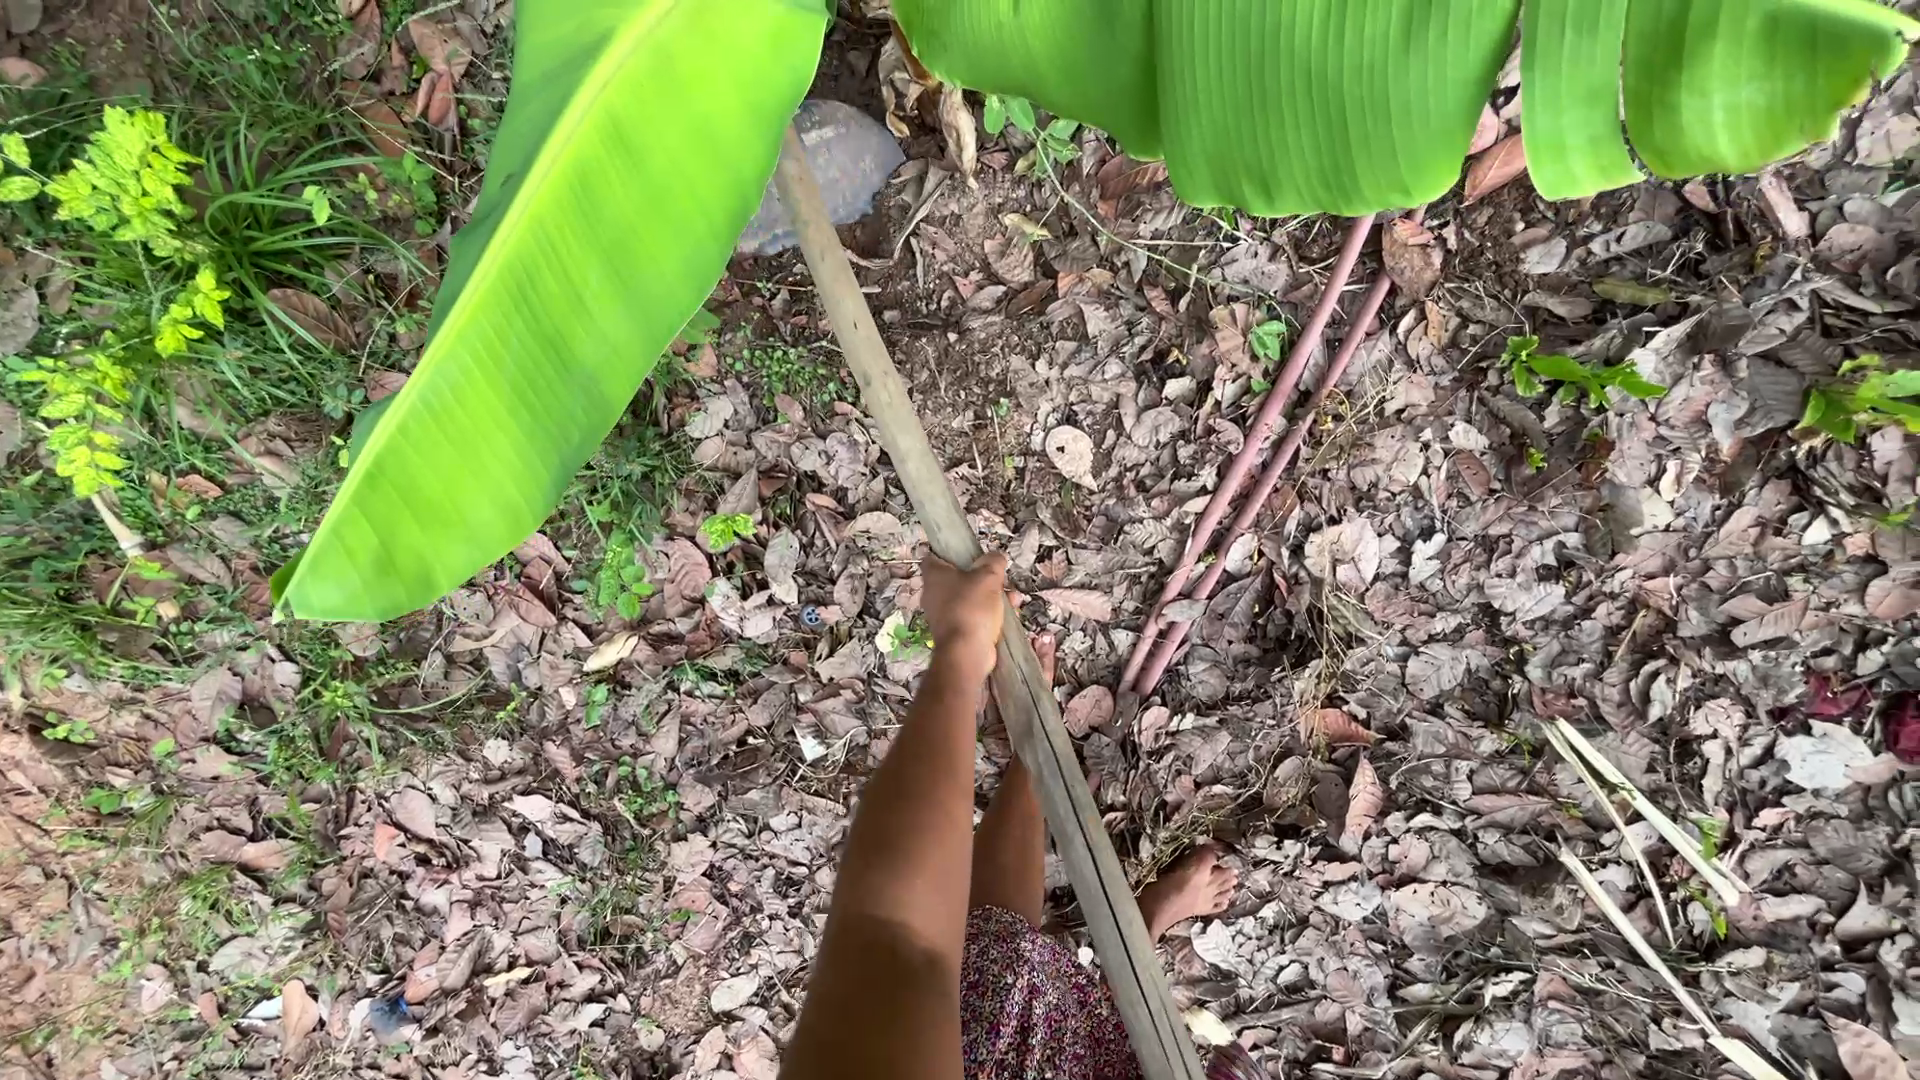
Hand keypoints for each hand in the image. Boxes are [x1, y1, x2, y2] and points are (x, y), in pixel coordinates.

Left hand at [921, 552, 1007, 675]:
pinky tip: (1009, 613)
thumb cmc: (971, 607)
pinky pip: (973, 615)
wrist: (966, 652)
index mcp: (934, 575)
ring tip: (1012, 597)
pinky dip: (989, 613)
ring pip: (969, 597)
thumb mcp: (988, 577)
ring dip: (991, 595)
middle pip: (958, 577)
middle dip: (982, 577)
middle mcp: (933, 594)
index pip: (934, 555)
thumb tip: (996, 556)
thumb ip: (993, 561)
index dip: (951, 552)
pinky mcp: (955, 631)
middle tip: (999, 576)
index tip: (970, 552)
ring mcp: (943, 614)